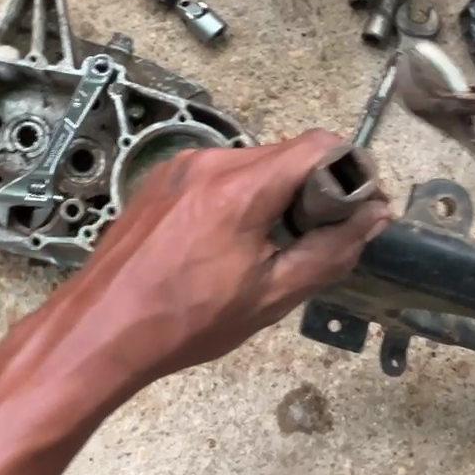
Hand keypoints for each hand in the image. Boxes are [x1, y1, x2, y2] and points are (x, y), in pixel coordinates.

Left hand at [50, 130, 393, 387]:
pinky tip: (233, 240)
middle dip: (317, 187)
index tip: (362, 204)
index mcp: (240, 187)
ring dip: (279, 193)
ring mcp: (181, 167)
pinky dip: (243, 195)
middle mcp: (209, 162)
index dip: (354, 169)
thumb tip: (373, 217)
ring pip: (254, 163)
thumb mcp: (271, 296)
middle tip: (322, 236)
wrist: (102, 328)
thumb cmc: (183, 321)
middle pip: (288, 153)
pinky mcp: (163, 179)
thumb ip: (330, 251)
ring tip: (273, 246)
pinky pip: (220, 173)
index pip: (320, 145)